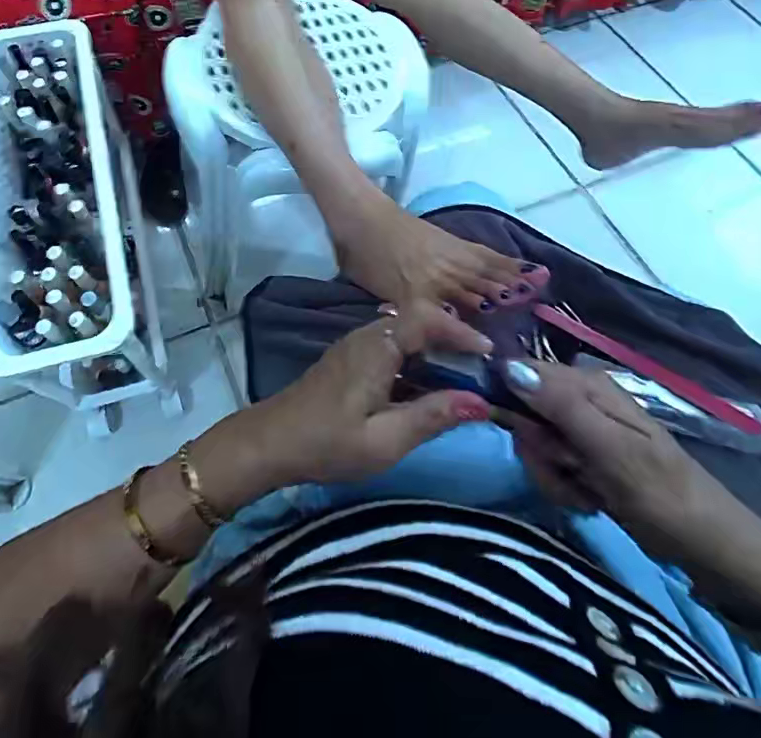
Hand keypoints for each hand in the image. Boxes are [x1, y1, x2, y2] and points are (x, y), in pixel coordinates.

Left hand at [197, 302, 495, 507]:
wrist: (269, 443)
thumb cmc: (327, 443)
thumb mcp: (385, 440)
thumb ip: (432, 416)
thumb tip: (481, 402)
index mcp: (376, 347)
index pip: (426, 318)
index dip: (461, 330)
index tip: (491, 353)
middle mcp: (365, 337)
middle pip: (417, 321)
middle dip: (453, 339)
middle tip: (486, 366)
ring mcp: (355, 348)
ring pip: (404, 335)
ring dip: (436, 351)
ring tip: (467, 378)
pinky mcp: (349, 362)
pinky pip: (391, 349)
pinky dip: (417, 362)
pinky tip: (430, 389)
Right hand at [503, 359, 760, 625]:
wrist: (708, 545)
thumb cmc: (662, 494)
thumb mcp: (609, 449)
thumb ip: (560, 406)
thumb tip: (508, 365)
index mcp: (587, 384)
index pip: (520, 374)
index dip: (514, 405)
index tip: (530, 437)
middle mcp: (580, 398)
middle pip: (523, 413)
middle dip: (539, 451)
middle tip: (569, 470)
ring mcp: (582, 430)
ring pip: (534, 444)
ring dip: (552, 474)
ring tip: (585, 491)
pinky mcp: (584, 458)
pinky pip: (550, 466)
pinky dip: (562, 487)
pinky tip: (589, 499)